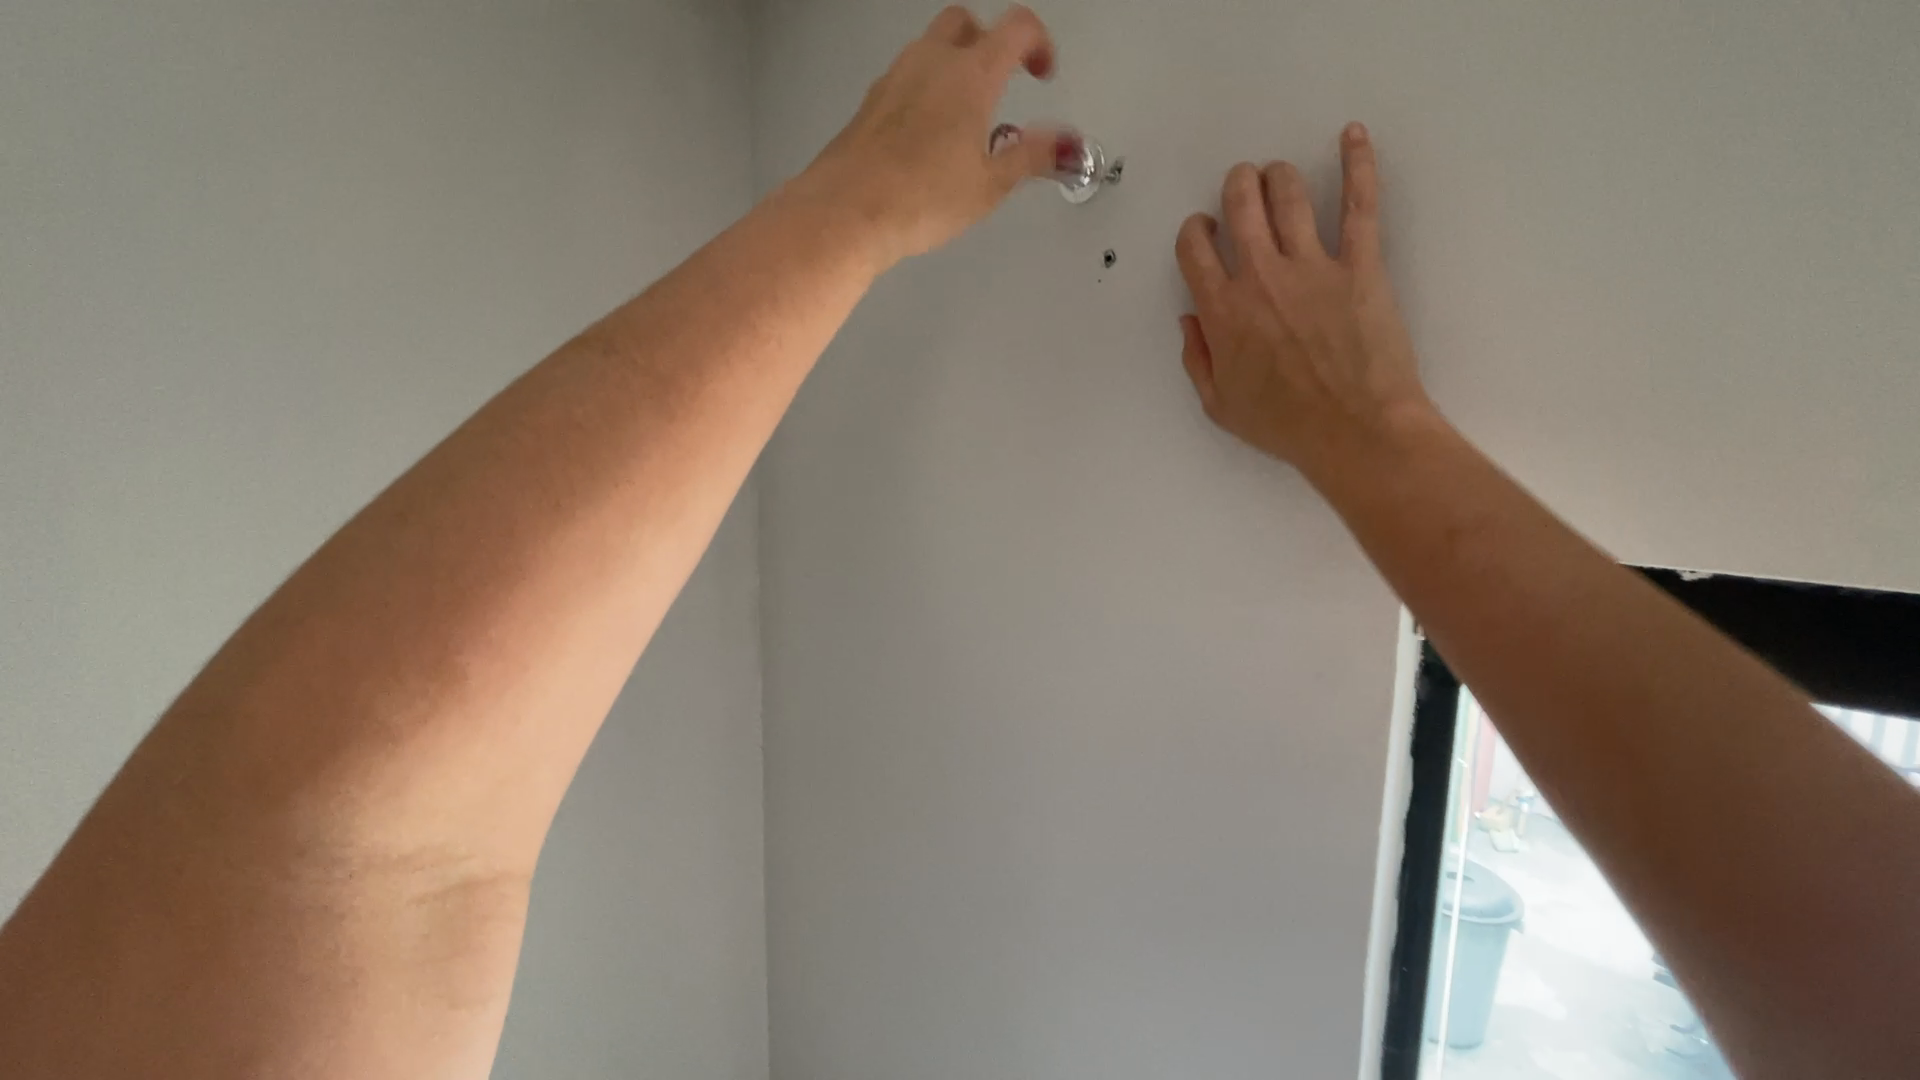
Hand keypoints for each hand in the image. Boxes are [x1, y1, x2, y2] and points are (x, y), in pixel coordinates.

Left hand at [801, 5, 1063, 266]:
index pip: (1017, 28)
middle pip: (968, 24)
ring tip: (967, 116)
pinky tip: (930, 136)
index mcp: (971, 74)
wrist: (848, 212)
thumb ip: (1031, 156)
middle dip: (991, 44)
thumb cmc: (917, 198)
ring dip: (955, 69)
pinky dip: (925, 94)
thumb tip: (1062, 143)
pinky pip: (904, 82)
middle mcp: (930, 64)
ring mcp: (894, 79)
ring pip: (931, 49)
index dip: (1039, 44)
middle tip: (1005, 77)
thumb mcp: (991, 185)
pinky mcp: (870, 104)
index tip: (1043, 70)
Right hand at [1175, 124, 1433, 478]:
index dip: (1195, 231)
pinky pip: (1360, 203)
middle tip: (1242, 190)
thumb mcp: (1218, 404)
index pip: (1195, 247)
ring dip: (1277, 176)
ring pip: (1289, 194)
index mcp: (1222, 311)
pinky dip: (1358, 163)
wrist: (1354, 431)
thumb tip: (1189, 317)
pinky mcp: (1361, 264)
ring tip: (1278, 175)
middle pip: (1240, 204)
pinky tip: (1352, 135)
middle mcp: (1260, 277)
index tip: (1204, 234)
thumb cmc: (1283, 425)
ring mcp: (1312, 266)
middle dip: (1235, 187)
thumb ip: (1196, 357)